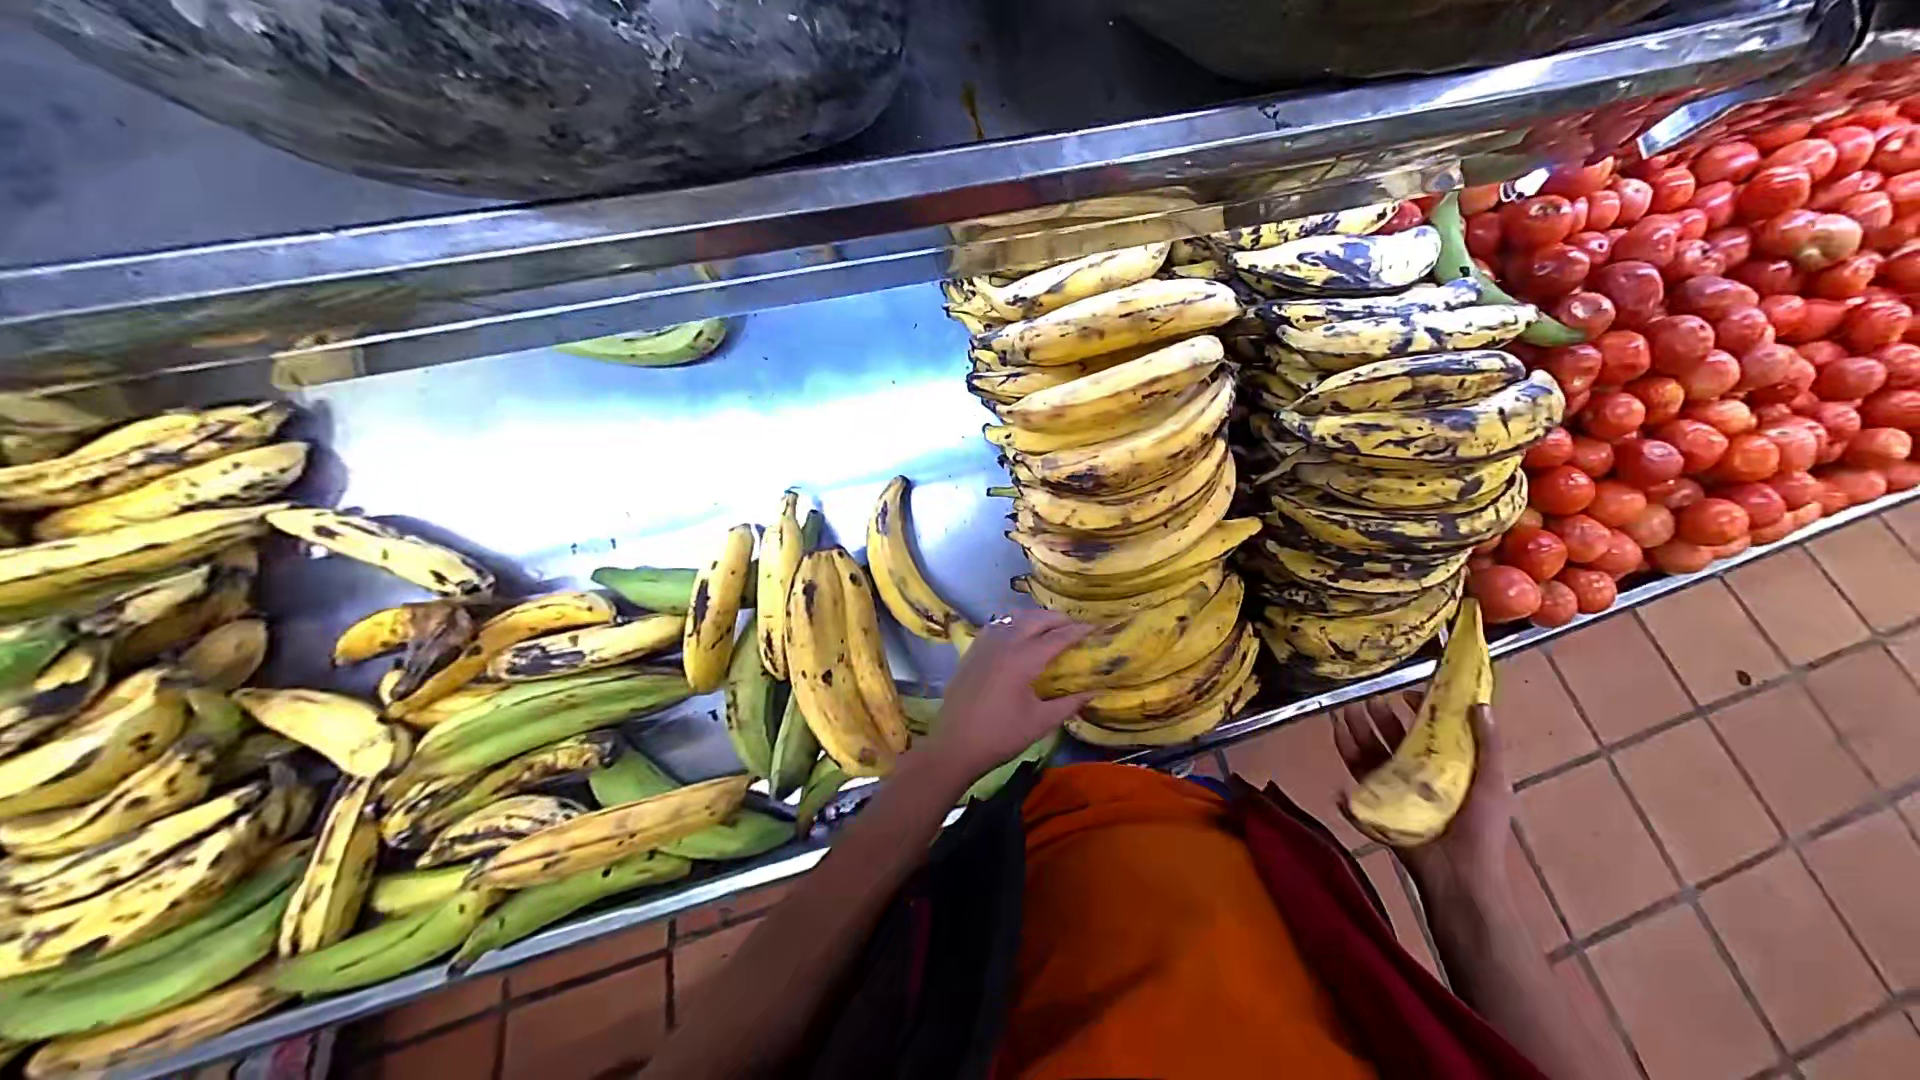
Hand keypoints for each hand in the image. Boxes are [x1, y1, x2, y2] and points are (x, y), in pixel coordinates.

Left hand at [920, 611, 1092, 780]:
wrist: (953, 745)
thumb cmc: (1000, 736)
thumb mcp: (1040, 722)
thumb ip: (1069, 704)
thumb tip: (1094, 692)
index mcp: (1023, 659)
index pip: (1058, 637)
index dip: (1078, 631)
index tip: (1095, 628)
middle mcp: (1004, 643)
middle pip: (1036, 618)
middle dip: (1058, 619)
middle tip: (1075, 627)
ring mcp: (985, 644)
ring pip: (1015, 618)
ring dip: (1035, 618)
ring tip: (1050, 628)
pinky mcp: (972, 651)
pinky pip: (997, 625)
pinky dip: (1014, 623)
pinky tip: (1019, 634)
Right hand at [1332, 692, 1512, 901]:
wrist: (1456, 874)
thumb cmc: (1480, 828)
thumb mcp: (1494, 783)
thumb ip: (1489, 746)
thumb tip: (1480, 705)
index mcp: (1452, 767)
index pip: (1432, 731)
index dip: (1422, 711)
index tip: (1409, 694)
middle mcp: (1422, 773)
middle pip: (1397, 738)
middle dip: (1382, 717)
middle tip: (1368, 699)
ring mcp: (1398, 787)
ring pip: (1374, 750)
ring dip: (1360, 729)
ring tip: (1348, 711)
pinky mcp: (1377, 799)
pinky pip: (1359, 772)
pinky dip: (1346, 751)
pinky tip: (1338, 734)